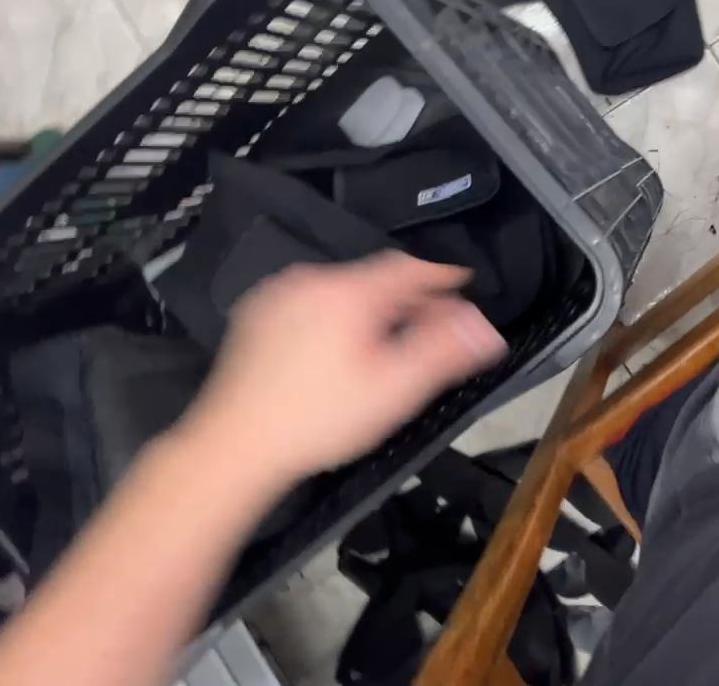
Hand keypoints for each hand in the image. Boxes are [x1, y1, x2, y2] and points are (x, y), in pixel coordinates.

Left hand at [176, 253, 506, 489]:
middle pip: (376, 279)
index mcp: (347, 291)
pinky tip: (345, 348)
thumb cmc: (318, 419)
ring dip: (375, 307)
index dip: (439, 274)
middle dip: (410, 298)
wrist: (231, 450)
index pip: (407, 267)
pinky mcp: (259, 318)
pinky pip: (314, 303)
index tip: (461, 280)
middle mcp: (311, 282)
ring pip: (344, 291)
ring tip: (394, 338)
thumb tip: (487, 329)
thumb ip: (445, 351)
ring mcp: (279, 298)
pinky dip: (340, 314)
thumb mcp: (394, 388)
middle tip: (435, 323)